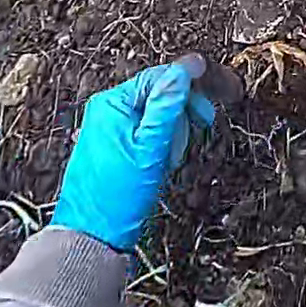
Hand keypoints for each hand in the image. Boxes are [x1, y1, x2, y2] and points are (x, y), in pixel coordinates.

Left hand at [50, 63, 214, 249]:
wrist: (91, 239)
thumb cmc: (117, 196)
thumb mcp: (151, 145)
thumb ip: (169, 103)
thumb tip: (187, 67)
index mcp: (113, 102)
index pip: (161, 76)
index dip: (191, 85)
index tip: (215, 93)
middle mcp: (108, 109)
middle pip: (159, 92)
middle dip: (183, 109)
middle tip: (203, 122)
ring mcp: (109, 126)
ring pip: (156, 111)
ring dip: (174, 127)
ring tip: (175, 152)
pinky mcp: (113, 143)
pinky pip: (146, 128)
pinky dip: (162, 139)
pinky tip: (165, 157)